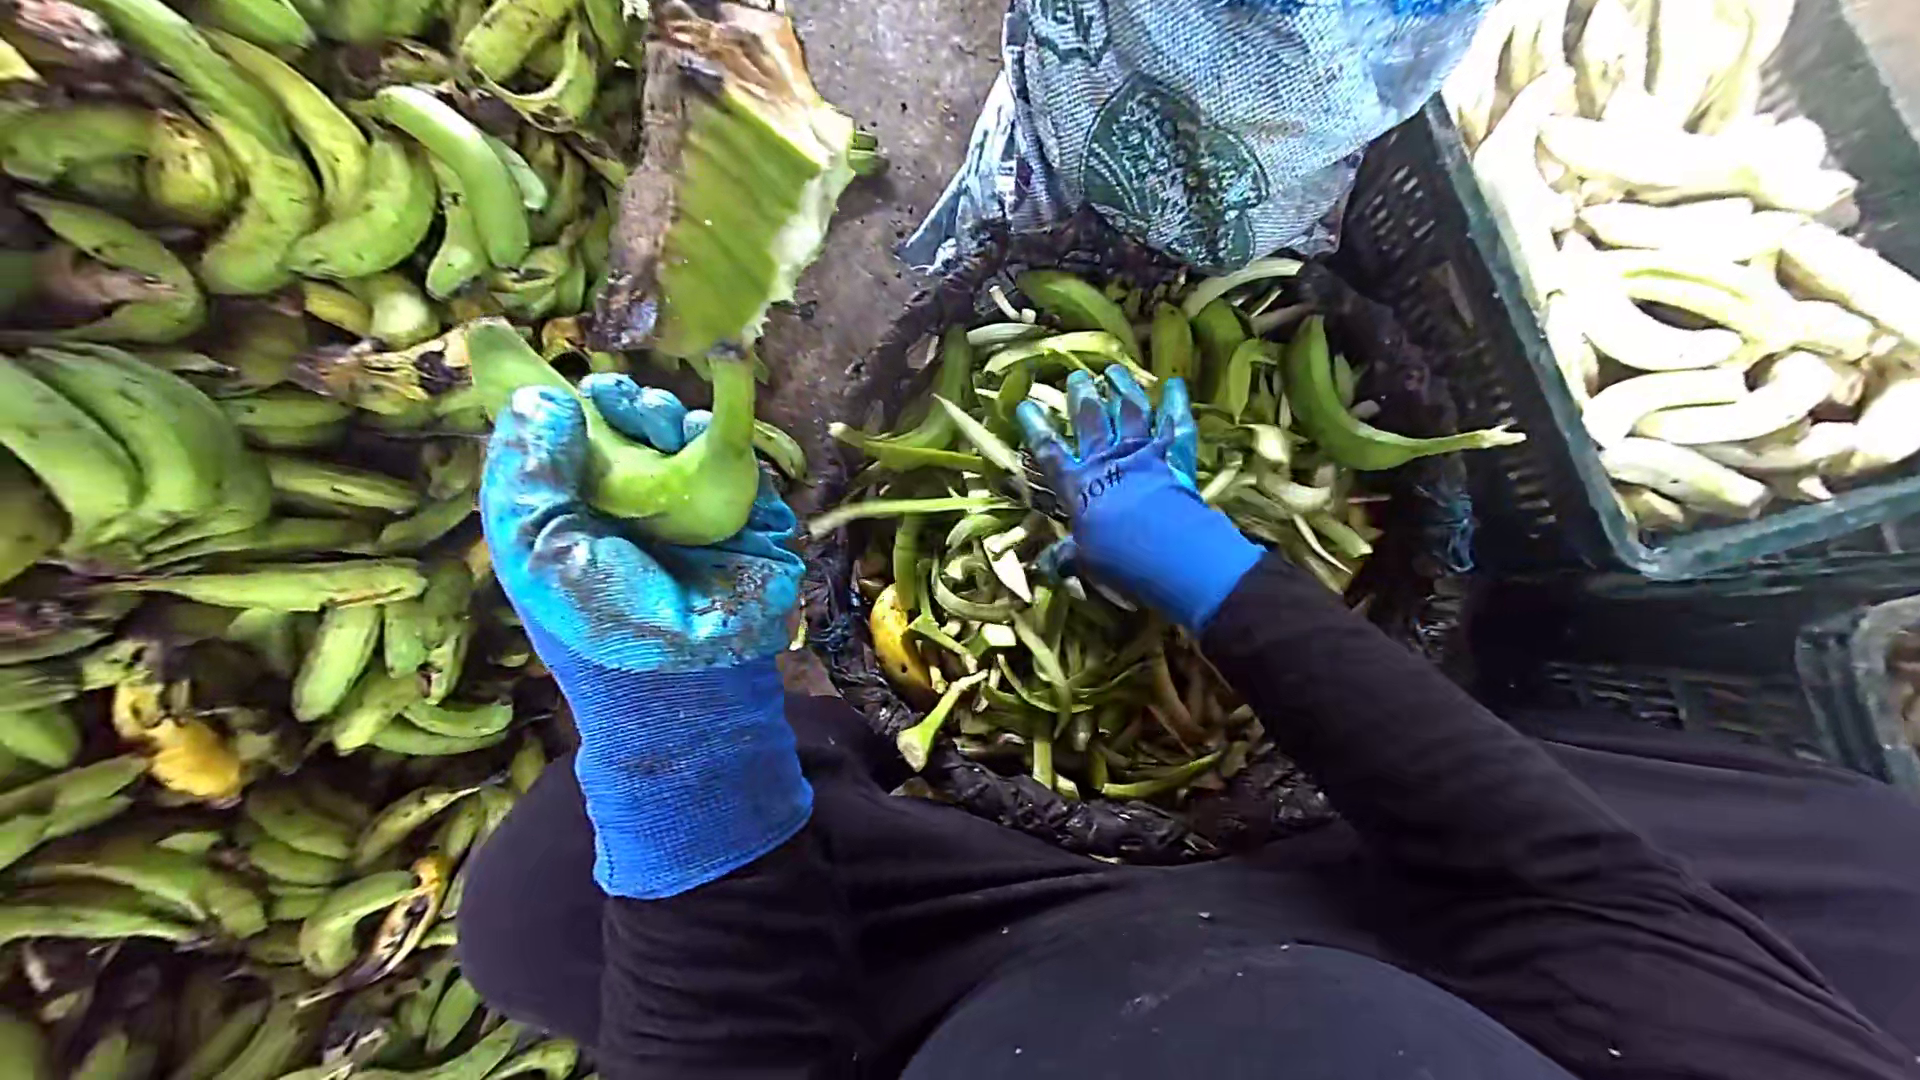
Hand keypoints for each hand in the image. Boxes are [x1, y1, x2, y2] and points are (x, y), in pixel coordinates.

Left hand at [482, 376, 809, 898]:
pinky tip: (702, 439)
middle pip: (623, 423)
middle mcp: (626, 498)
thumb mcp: (539, 551)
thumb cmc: (603, 621)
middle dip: (621, 402)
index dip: (555, 400)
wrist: (694, 674)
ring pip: (678, 427)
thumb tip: (540, 398)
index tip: (552, 375)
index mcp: (569, 508)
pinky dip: (717, 433)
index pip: (559, 437)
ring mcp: (687, 500)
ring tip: (660, 426)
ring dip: (665, 415)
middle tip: (619, 403)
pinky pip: (729, 449)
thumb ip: (529, 474)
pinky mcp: (739, 504)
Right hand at [1016, 368, 1261, 630]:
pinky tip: (1175, 385)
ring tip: (1115, 371)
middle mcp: (1107, 462)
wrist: (1168, 552)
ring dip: (1122, 390)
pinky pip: (1176, 427)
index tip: (1026, 406)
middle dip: (1082, 397)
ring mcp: (1142, 456)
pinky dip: (1176, 406)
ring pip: (1130, 414)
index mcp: (1078, 485)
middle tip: (1078, 377)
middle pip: (1091, 421)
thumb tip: (1047, 567)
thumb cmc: (1117, 559)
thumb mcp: (1084, 562)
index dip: (1036, 427)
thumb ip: (1067, 557)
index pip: (1050, 451)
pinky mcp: (1174, 459)